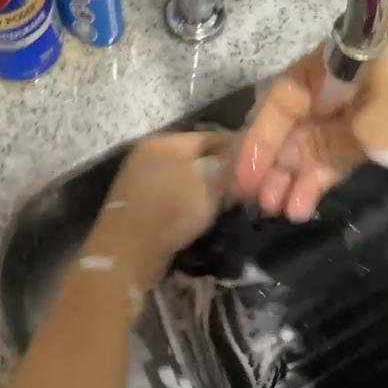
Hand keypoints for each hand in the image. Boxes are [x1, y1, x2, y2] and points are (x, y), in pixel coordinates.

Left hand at [83, 131, 234, 290]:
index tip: (259, 164)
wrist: (129, 252)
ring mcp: (140, 180)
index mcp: (164, 141)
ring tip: (228, 203)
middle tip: (246, 186)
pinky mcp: (138, 205)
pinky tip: (202, 216)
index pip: (210, 136)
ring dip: (205, 189)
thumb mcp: (208, 183)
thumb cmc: (171, 210)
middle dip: (220, 170)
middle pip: (195, 157)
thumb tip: (242, 156)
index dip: (237, 148)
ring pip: (184, 178)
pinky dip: (188, 204)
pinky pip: (172, 197)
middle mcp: (149, 154)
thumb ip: (228, 165)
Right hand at [237, 27, 387, 220]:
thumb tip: (289, 162)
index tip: (246, 175)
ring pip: (322, 140)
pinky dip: (327, 174)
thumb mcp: (370, 128)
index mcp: (345, 56)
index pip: (286, 94)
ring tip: (283, 211)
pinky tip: (307, 202)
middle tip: (260, 201)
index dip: (261, 136)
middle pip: (301, 119)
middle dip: (279, 161)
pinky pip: (346, 151)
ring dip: (300, 174)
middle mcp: (353, 76)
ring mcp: (373, 103)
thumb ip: (322, 146)